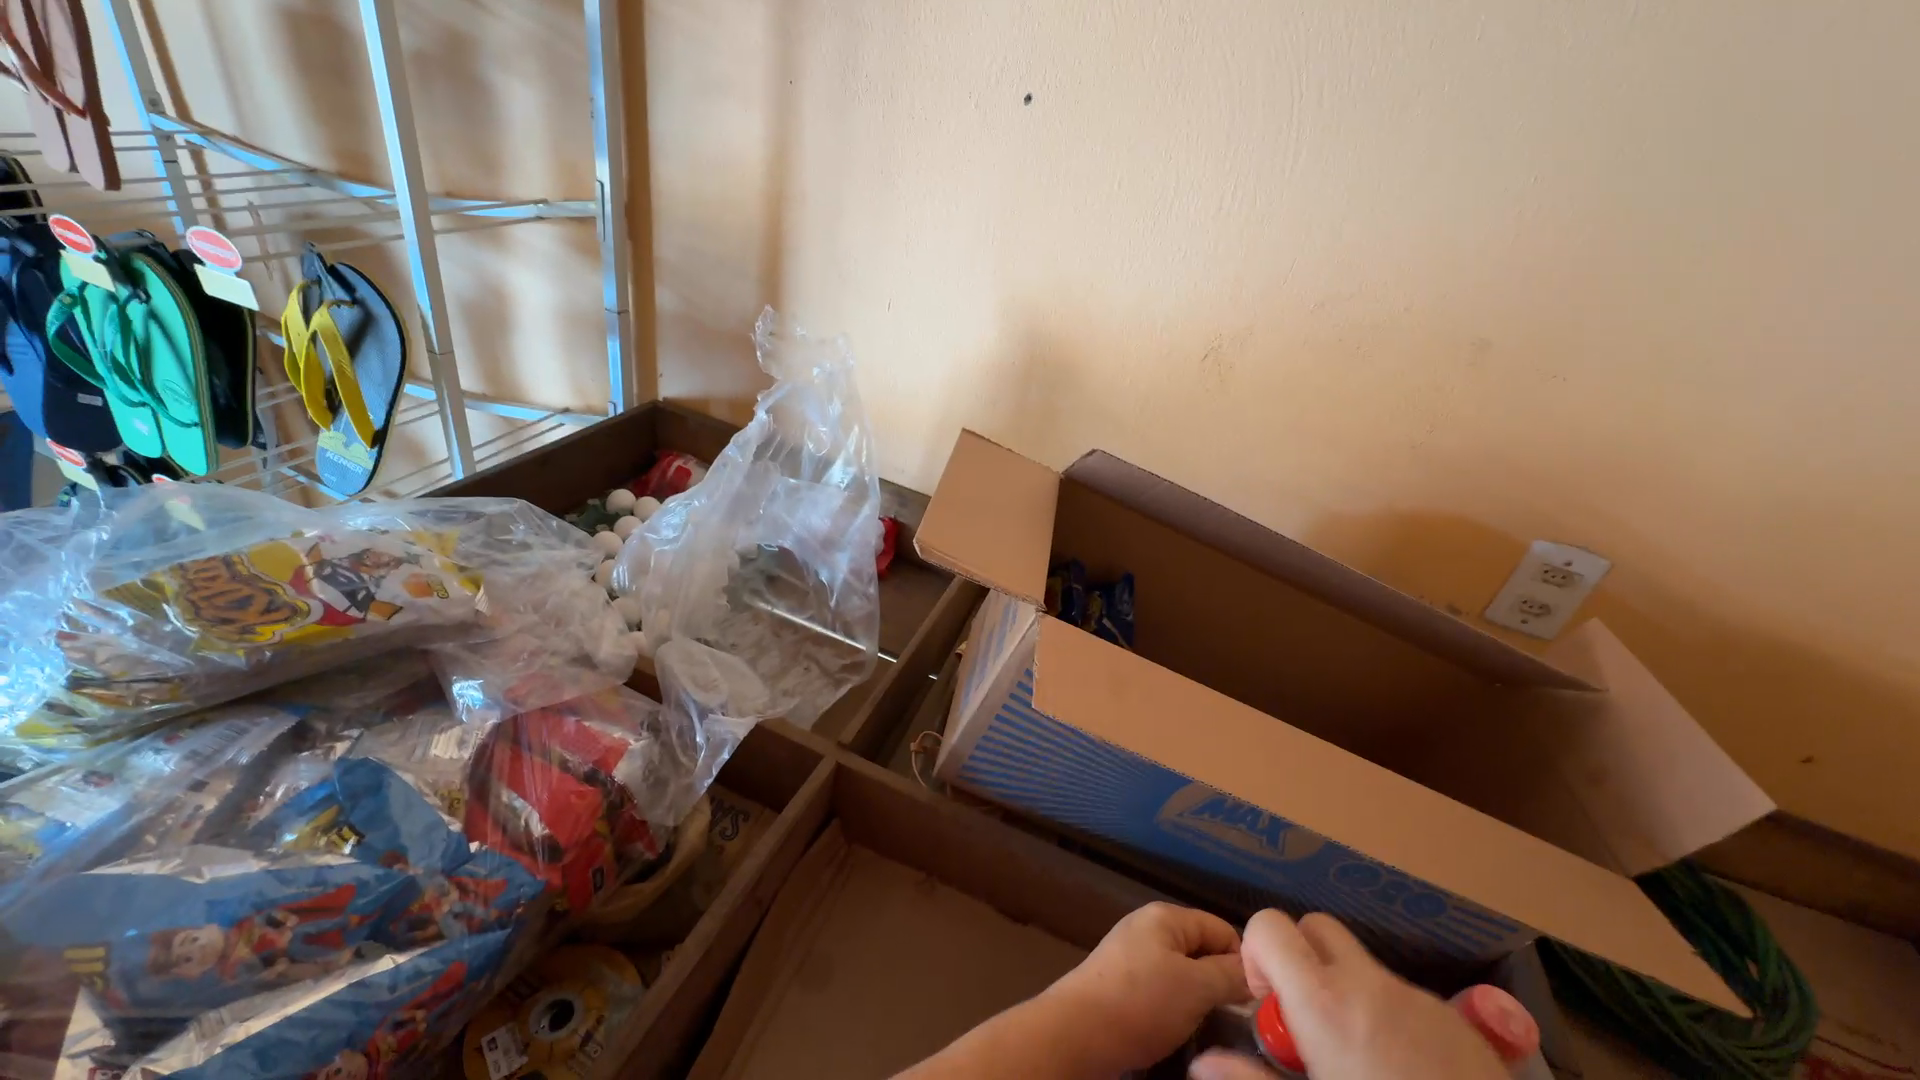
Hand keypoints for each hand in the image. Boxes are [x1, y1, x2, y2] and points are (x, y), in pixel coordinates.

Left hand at [1040, 902, 1251, 1076]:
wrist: (1077, 1033)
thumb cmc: (1141, 1003)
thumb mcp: (1196, 987)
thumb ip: (1231, 976)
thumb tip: (1257, 973)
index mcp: (1166, 917)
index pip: (1222, 929)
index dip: (1244, 962)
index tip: (1256, 1001)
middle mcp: (1148, 929)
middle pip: (1202, 951)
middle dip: (1221, 983)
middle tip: (1238, 1021)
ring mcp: (1131, 957)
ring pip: (1183, 976)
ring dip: (1199, 1001)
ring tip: (1211, 1029)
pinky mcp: (1121, 985)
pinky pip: (1162, 992)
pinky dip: (1175, 1010)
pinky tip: (1181, 1032)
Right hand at [1190, 910, 1508, 1079]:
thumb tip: (1200, 1062)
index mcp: (1324, 1001)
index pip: (1269, 924)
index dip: (1256, 954)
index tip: (1268, 1006)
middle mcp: (1368, 982)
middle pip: (1315, 927)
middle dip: (1299, 959)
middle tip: (1304, 1022)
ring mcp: (1418, 998)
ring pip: (1361, 964)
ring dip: (1345, 991)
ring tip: (1358, 1060)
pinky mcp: (1459, 1021)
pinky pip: (1404, 995)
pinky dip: (1388, 1015)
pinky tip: (1403, 1073)